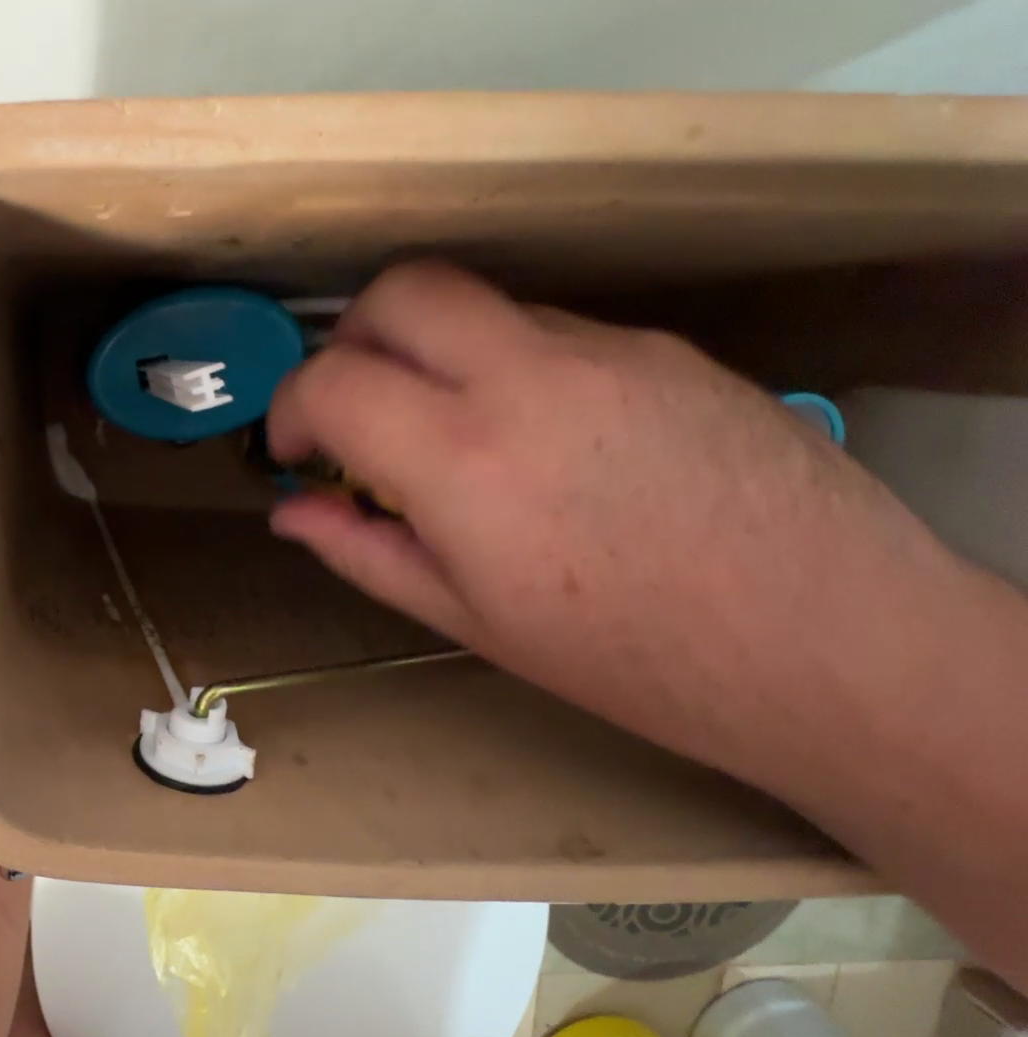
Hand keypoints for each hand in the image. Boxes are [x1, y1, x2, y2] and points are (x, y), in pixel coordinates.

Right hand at [265, 261, 990, 780]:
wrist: (834, 643)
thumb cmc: (631, 657)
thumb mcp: (467, 618)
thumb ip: (362, 550)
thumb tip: (290, 513)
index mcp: (465, 460)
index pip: (332, 382)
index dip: (288, 410)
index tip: (293, 453)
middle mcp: (530, 378)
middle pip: (401, 292)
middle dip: (349, 338)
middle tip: (351, 406)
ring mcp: (606, 349)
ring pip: (478, 308)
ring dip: (432, 355)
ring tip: (451, 436)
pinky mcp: (663, 347)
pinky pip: (550, 331)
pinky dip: (506, 366)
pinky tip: (538, 441)